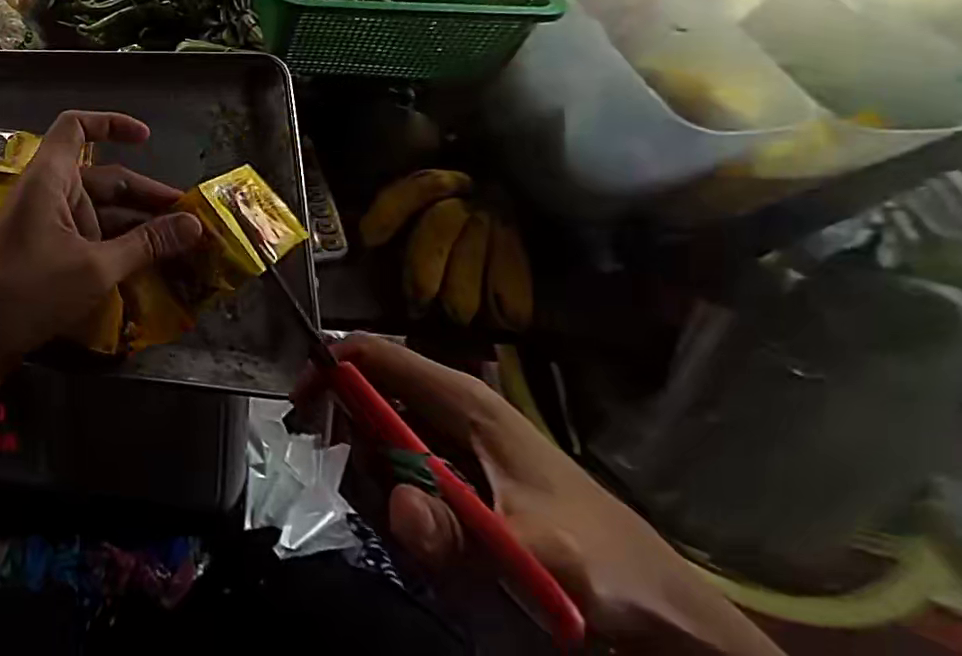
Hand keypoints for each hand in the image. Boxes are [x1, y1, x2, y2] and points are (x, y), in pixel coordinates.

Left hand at [0, 111, 203, 375]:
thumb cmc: (30, 292)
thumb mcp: (96, 268)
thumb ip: (147, 245)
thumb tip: (195, 225)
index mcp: (50, 178)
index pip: (76, 127)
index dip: (111, 124)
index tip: (147, 139)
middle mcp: (48, 193)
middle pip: (103, 178)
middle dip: (146, 195)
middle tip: (190, 217)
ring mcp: (46, 223)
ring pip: (99, 211)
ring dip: (137, 224)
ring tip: (180, 243)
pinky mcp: (46, 251)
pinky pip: (89, 236)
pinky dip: (118, 244)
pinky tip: (149, 262)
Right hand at [313, 335, 783, 654]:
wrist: (661, 608)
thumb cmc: (603, 565)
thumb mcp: (533, 555)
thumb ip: (464, 534)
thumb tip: (398, 504)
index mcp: (466, 401)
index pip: (377, 354)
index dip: (331, 367)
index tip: (300, 408)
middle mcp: (456, 409)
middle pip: (371, 390)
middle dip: (344, 426)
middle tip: (338, 476)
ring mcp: (459, 439)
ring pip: (383, 430)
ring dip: (369, 468)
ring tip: (392, 515)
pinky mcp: (463, 471)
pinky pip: (403, 464)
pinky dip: (390, 487)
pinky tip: (414, 525)